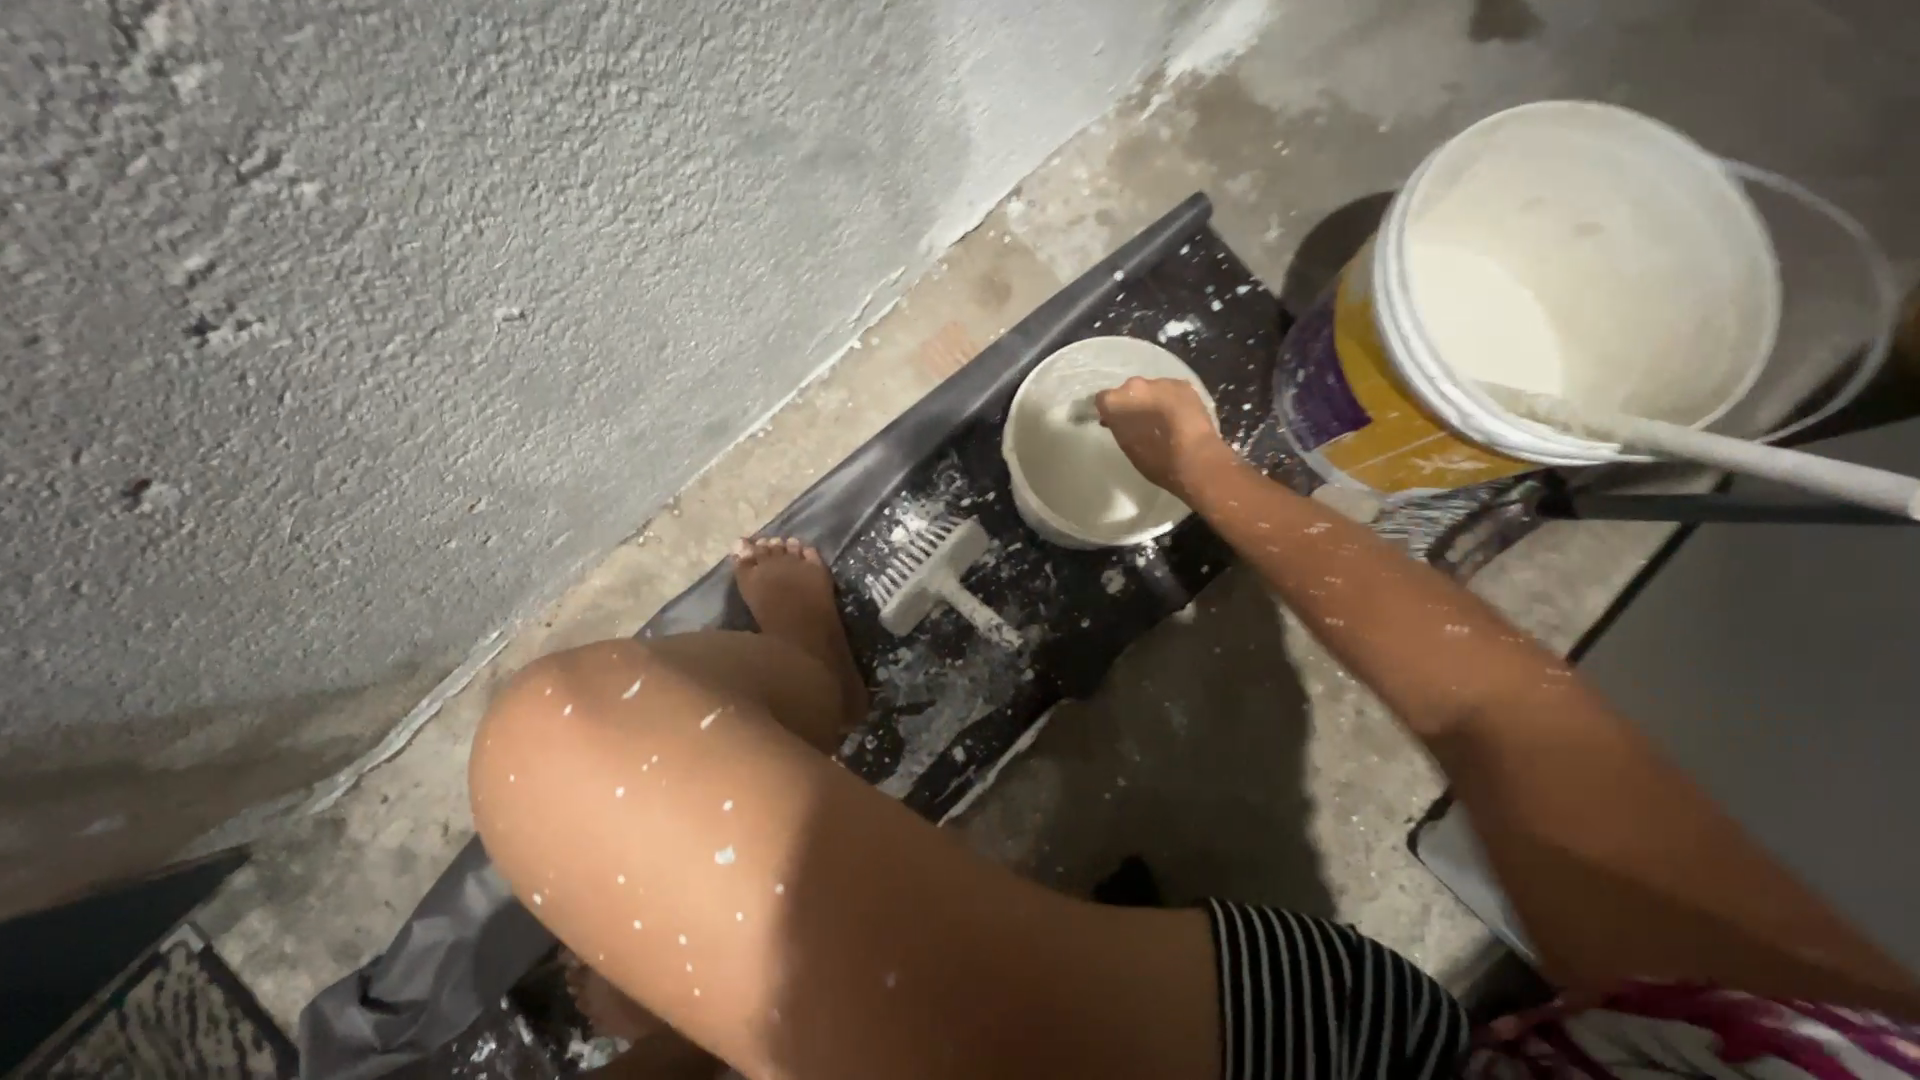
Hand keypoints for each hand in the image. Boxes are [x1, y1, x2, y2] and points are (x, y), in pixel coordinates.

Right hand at [1094, 377, 1231, 499]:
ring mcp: (1162, 382)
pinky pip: (1171, 390)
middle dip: (1131, 403)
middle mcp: (1136, 385)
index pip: (1102, 399)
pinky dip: (1171, 400)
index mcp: (1115, 400)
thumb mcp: (1126, 445)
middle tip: (1138, 422)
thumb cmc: (1155, 460)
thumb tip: (1116, 419)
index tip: (1112, 422)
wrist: (1195, 459)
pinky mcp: (1184, 385)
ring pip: (1151, 389)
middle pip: (1127, 390)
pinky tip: (1178, 415)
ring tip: (1162, 419)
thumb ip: (1117, 426)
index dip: (1107, 411)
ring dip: (1152, 400)